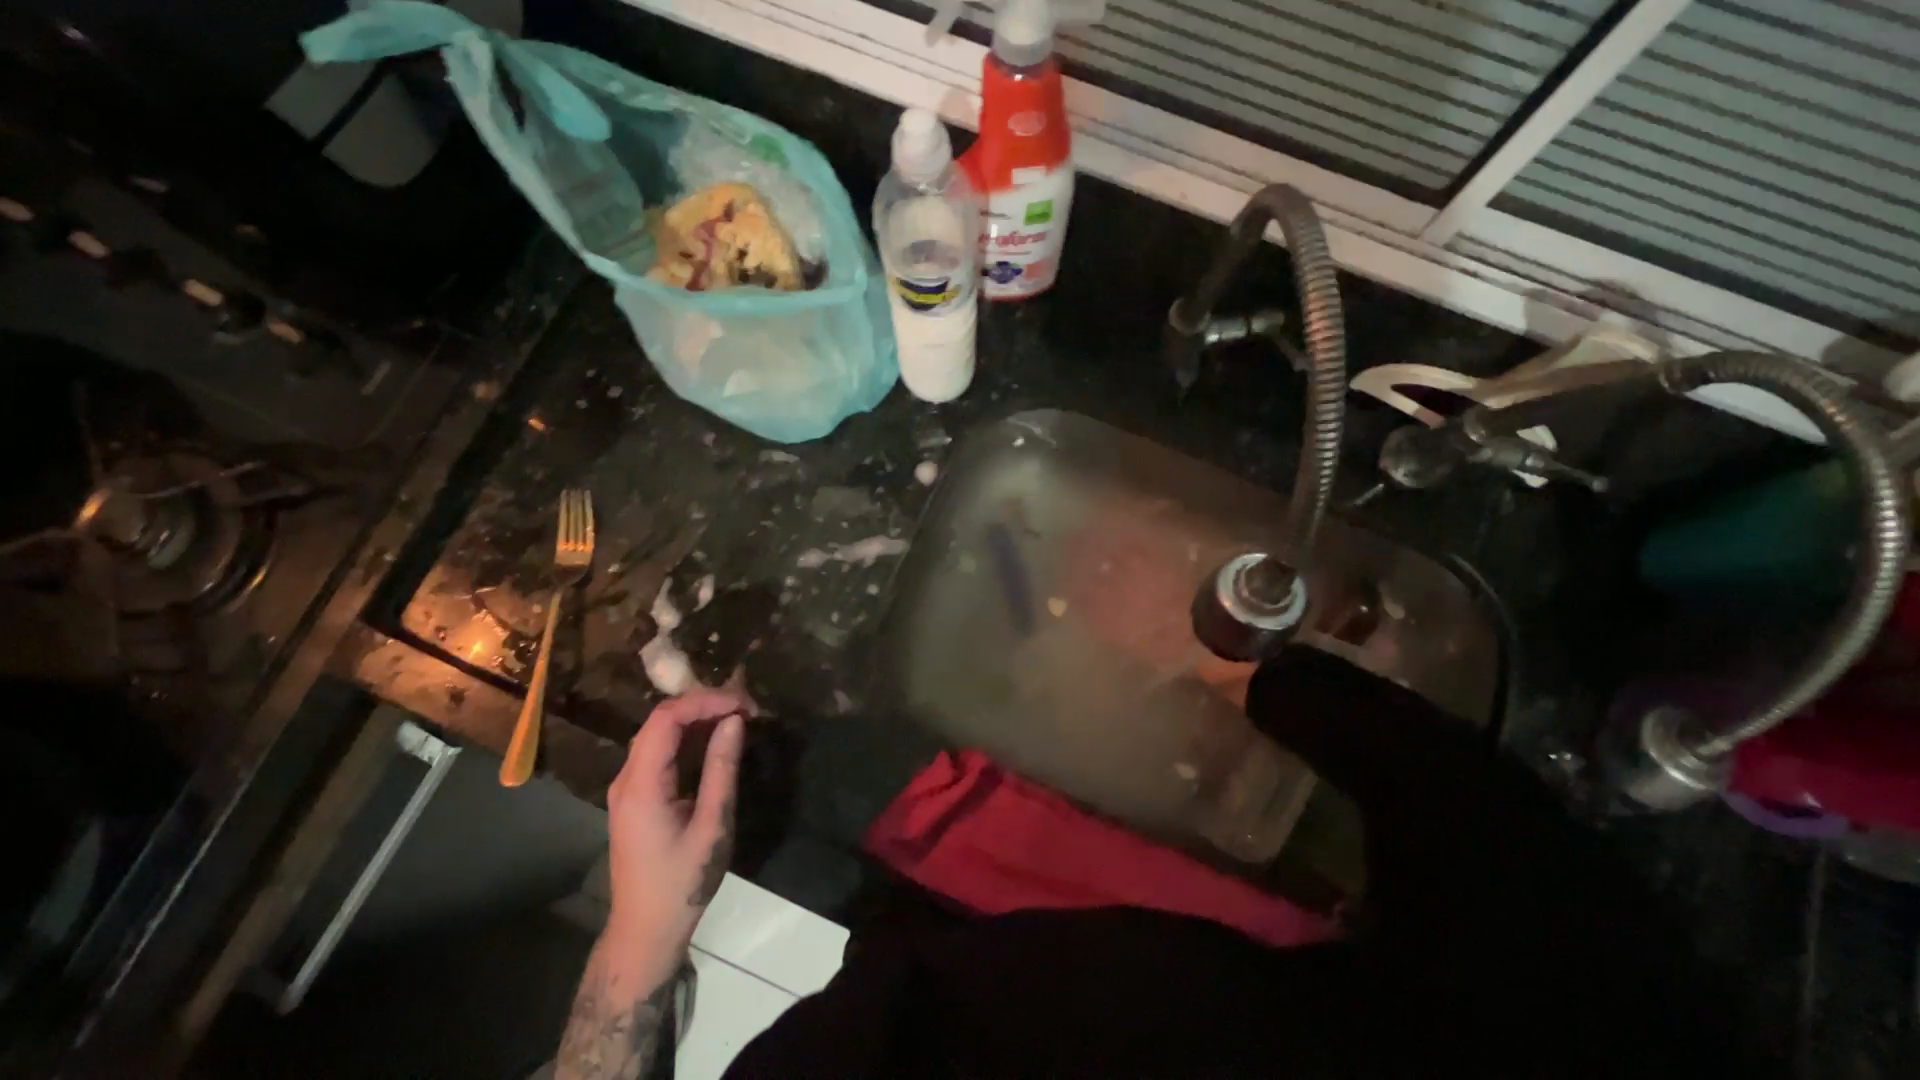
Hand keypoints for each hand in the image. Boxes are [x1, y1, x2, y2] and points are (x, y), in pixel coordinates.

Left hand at [602, 689, 747, 982]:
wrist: (645, 928)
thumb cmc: (682, 882)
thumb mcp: (712, 826)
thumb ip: (722, 770)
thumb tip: (735, 722)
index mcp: (641, 785)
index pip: (667, 719)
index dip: (706, 701)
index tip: (744, 705)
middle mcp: (626, 779)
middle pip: (659, 721)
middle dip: (703, 704)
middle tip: (746, 708)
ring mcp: (626, 788)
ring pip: (657, 734)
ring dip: (696, 719)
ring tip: (737, 718)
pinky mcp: (634, 797)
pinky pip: (658, 753)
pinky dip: (687, 739)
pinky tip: (714, 741)